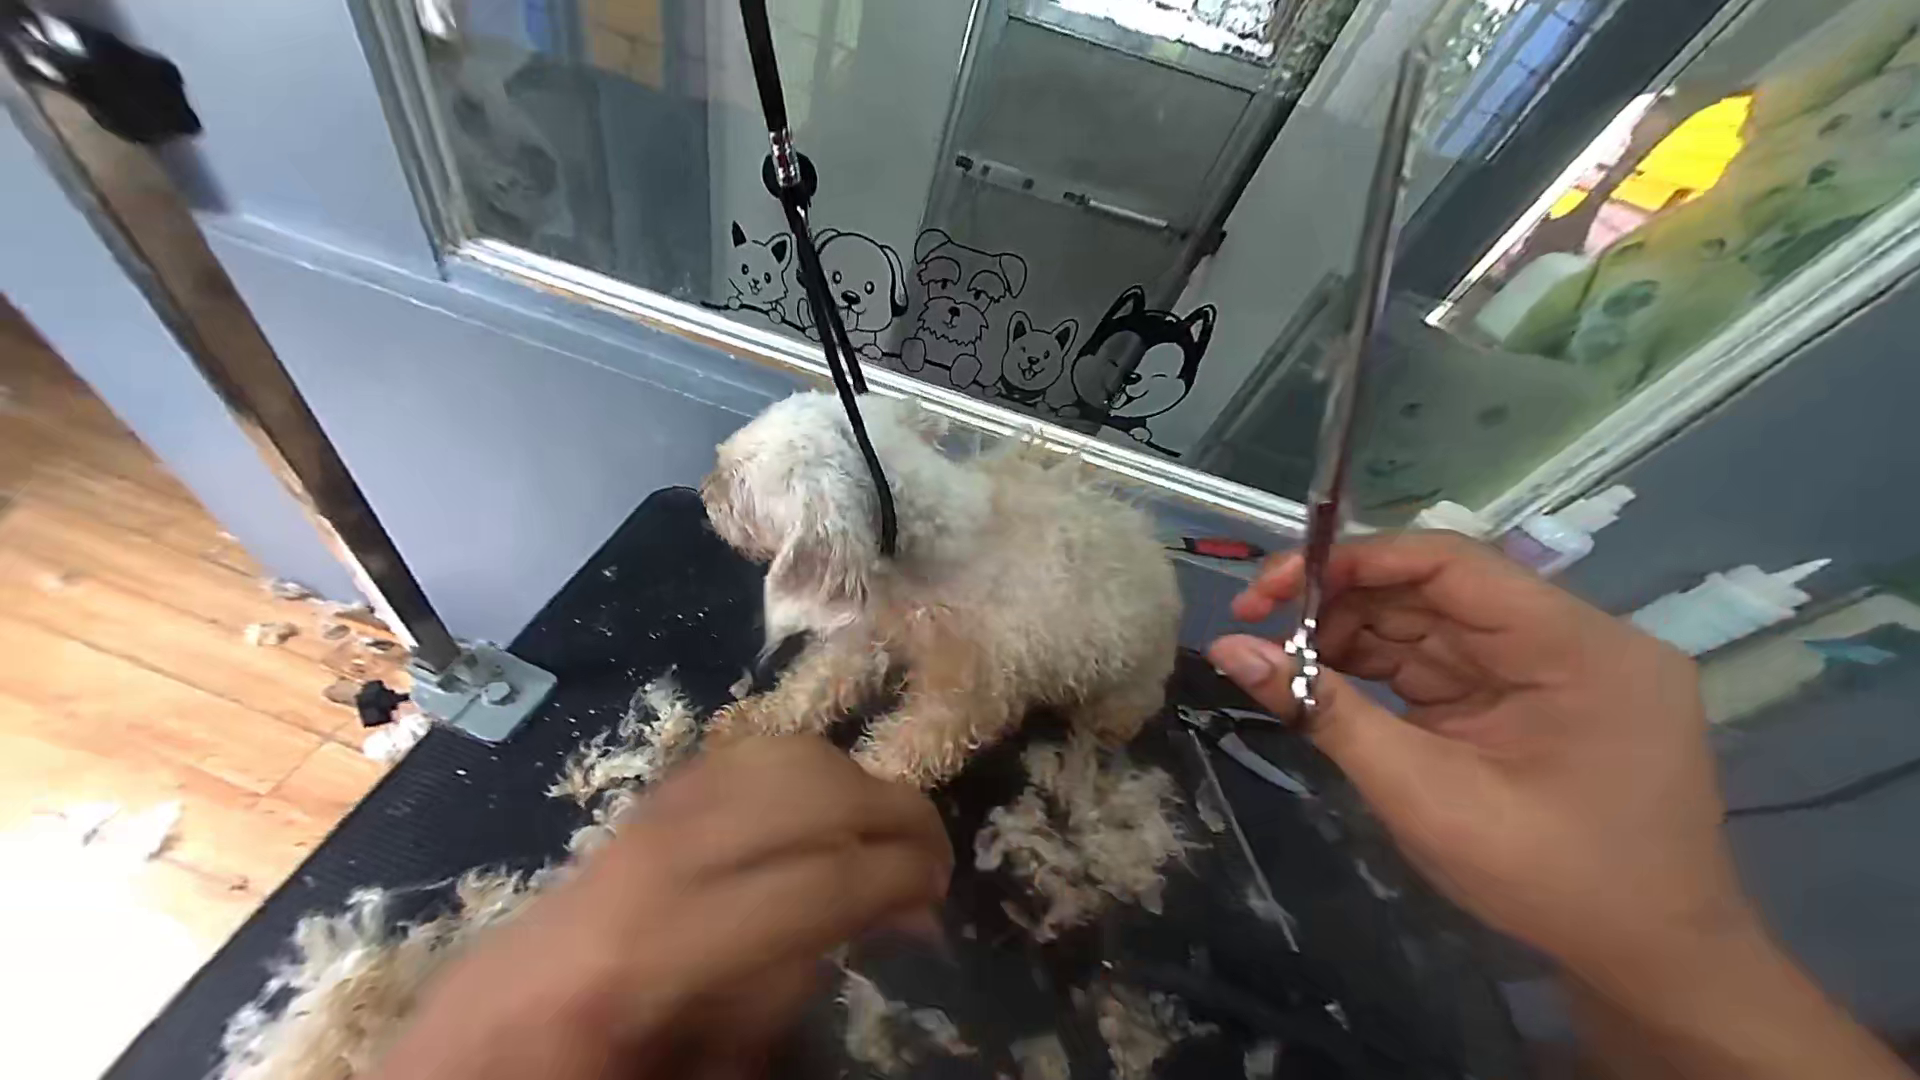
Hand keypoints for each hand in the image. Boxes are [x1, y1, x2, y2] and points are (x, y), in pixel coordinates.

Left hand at [373, 736, 951, 1079]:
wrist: (503, 1016)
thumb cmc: (611, 1055)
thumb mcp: (716, 1051)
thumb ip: (804, 976)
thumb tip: (893, 908)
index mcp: (656, 946)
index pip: (815, 884)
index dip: (895, 878)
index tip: (941, 889)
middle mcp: (663, 851)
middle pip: (813, 796)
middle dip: (896, 816)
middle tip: (937, 853)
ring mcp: (662, 804)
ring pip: (795, 757)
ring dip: (862, 786)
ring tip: (890, 829)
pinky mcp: (667, 784)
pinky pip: (766, 751)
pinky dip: (820, 768)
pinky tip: (837, 802)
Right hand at [1206, 532, 1741, 982]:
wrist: (1645, 962)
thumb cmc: (1551, 879)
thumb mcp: (1421, 793)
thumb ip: (1321, 710)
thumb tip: (1226, 648)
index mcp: (1573, 648)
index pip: (1448, 564)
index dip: (1352, 561)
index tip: (1274, 587)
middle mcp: (1559, 637)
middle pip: (1423, 586)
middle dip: (1332, 600)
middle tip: (1254, 622)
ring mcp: (1533, 663)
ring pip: (1413, 617)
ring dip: (1339, 632)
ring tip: (1280, 662)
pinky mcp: (1506, 688)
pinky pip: (1419, 653)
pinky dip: (1361, 662)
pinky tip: (1316, 678)